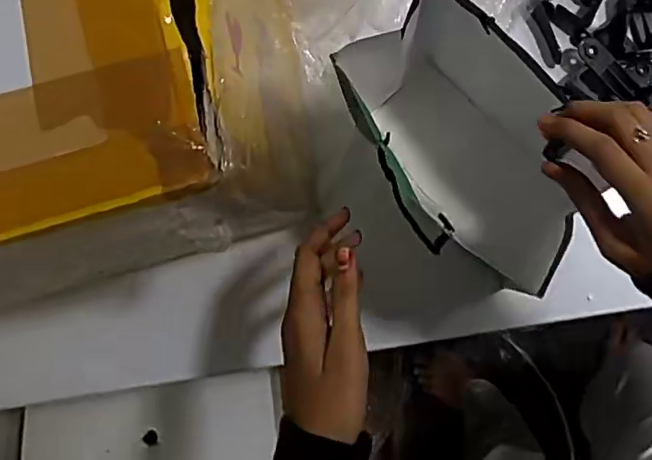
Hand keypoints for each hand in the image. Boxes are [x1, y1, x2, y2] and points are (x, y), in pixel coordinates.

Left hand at [279, 207, 366, 442]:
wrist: (320, 444)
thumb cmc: (334, 397)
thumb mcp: (346, 341)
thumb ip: (347, 294)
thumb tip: (346, 252)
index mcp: (302, 311)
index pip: (307, 256)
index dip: (324, 230)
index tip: (344, 214)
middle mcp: (296, 316)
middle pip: (307, 265)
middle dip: (329, 240)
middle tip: (352, 224)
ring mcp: (300, 329)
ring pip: (313, 280)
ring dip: (332, 258)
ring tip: (355, 244)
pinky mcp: (308, 341)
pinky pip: (317, 297)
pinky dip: (333, 279)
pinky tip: (349, 280)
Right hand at [539, 101, 651, 276]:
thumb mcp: (614, 243)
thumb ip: (582, 199)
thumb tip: (555, 167)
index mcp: (650, 200)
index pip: (603, 147)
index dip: (569, 130)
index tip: (547, 126)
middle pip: (620, 119)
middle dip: (581, 111)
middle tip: (557, 118)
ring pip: (636, 112)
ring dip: (601, 108)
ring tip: (577, 117)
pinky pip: (649, 119)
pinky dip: (620, 114)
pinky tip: (603, 123)